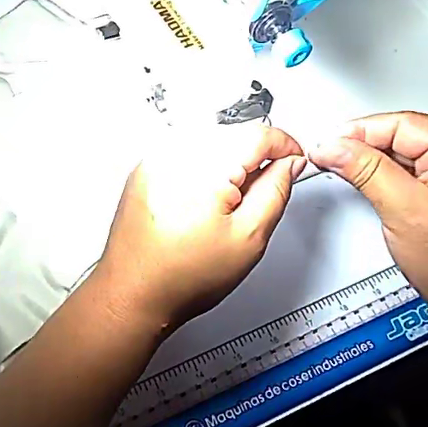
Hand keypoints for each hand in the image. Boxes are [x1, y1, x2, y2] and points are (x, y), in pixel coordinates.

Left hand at [87, 123, 305, 335]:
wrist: (133, 293)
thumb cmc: (180, 277)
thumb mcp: (249, 238)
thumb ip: (277, 191)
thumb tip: (290, 164)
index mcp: (204, 166)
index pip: (260, 132)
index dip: (286, 147)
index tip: (294, 162)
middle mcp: (176, 153)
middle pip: (237, 133)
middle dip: (257, 159)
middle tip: (256, 199)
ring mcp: (158, 158)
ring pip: (215, 141)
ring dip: (232, 163)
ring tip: (224, 209)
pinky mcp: (148, 167)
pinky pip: (191, 153)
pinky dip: (207, 170)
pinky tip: (203, 206)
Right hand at [309, 112, 427, 339]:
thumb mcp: (404, 213)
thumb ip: (366, 171)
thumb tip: (337, 145)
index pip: (406, 124)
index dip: (361, 131)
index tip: (330, 143)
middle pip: (414, 139)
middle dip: (371, 149)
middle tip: (336, 161)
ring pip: (421, 162)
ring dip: (387, 169)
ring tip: (357, 181)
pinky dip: (405, 186)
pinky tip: (388, 199)